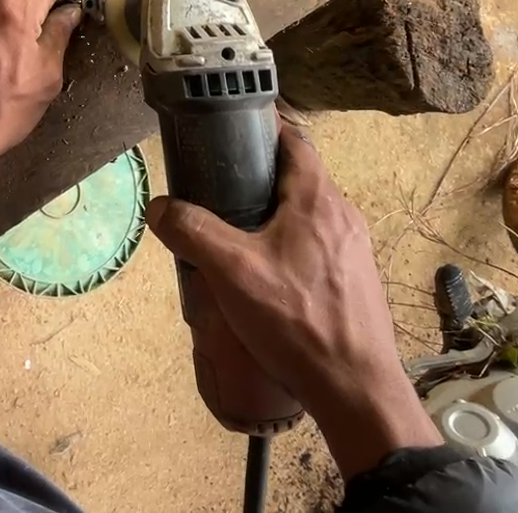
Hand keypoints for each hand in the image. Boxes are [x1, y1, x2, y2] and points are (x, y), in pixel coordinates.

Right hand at [145, 124, 439, 477]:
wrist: (358, 392)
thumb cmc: (296, 320)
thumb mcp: (230, 271)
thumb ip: (191, 231)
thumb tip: (158, 208)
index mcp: (317, 200)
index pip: (294, 140)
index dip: (263, 126)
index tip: (230, 125)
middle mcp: (342, 216)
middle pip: (299, 175)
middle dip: (260, 172)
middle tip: (218, 182)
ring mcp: (355, 250)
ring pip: (308, 212)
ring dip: (274, 210)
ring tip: (236, 228)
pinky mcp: (356, 281)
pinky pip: (318, 243)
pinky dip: (289, 241)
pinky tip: (267, 272)